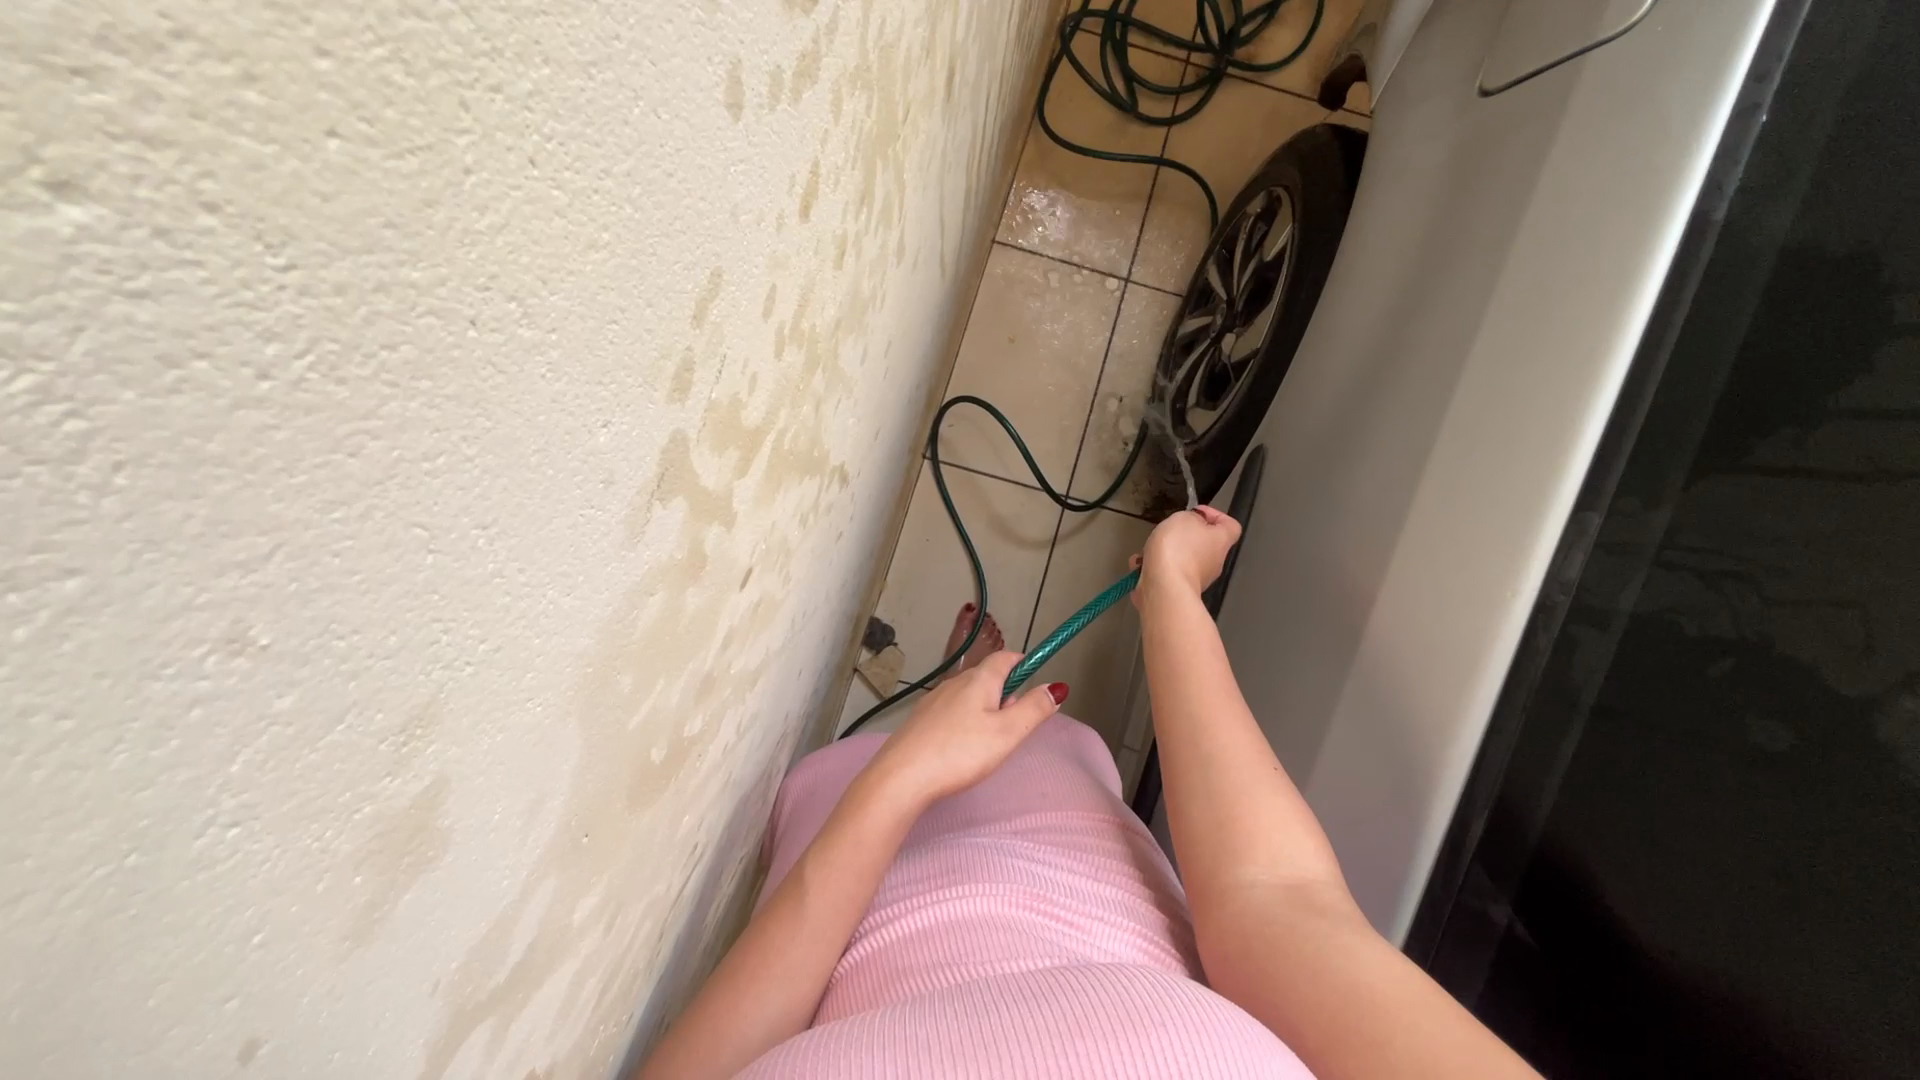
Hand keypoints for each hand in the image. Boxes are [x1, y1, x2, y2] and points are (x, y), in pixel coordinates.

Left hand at [868, 652, 1065, 803]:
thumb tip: (1056, 686)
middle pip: (987, 676)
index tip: (1035, 677)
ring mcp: (934, 701)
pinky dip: (966, 721)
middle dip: (1006, 691)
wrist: (903, 776)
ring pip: (968, 695)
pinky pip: (952, 712)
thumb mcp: (1007, 732)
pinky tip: (964, 747)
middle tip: (1017, 723)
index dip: (1023, 662)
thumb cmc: (961, 752)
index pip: (1005, 657)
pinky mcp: (920, 721)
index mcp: (979, 679)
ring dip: (986, 708)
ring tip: (992, 740)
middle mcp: (954, 683)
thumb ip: (1034, 709)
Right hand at [1131, 505, 1241, 605]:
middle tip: (1169, 530)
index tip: (1197, 513)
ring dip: (1166, 553)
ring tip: (1149, 549)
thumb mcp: (1183, 518)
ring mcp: (1197, 579)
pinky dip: (1154, 567)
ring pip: (1183, 559)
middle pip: (1204, 544)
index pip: (1231, 526)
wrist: (1164, 587)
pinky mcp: (1178, 591)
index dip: (1216, 516)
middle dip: (1185, 537)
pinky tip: (1141, 564)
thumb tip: (1192, 524)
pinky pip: (1167, 574)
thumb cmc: (1177, 549)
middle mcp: (1214, 562)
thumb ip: (1191, 517)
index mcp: (1221, 542)